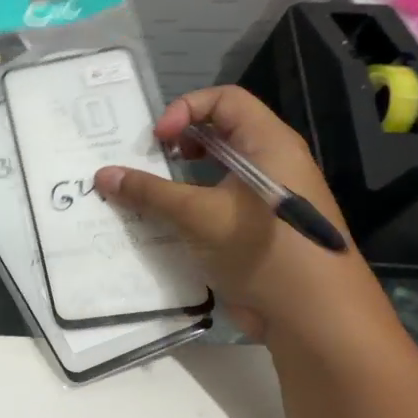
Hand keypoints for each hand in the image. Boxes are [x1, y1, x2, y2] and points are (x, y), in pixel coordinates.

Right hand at [94, 85, 386, 339]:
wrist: (314, 317)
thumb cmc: (264, 251)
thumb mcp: (199, 217)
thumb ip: (149, 193)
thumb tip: (102, 175)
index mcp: (269, 145)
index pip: (226, 100)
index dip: (187, 109)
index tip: (158, 140)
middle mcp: (271, 164)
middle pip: (219, 134)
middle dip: (177, 144)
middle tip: (147, 163)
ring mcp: (264, 199)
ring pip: (214, 173)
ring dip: (176, 180)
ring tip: (147, 196)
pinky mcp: (255, 230)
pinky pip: (215, 205)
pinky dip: (186, 209)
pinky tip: (162, 227)